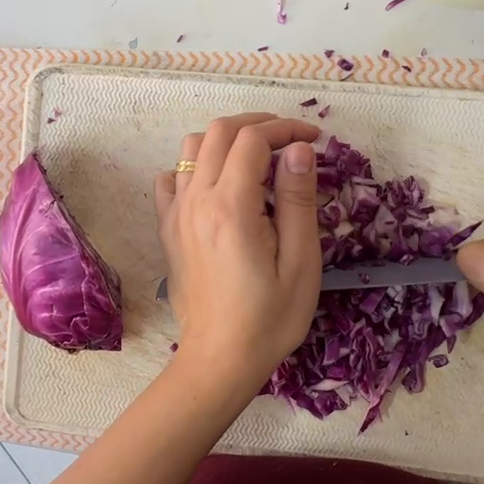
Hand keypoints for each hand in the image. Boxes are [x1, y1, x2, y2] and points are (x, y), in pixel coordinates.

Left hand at [154, 114, 321, 393]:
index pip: (253, 139)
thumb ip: (298, 200)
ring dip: (226, 139)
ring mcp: (176, 213)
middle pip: (219, 132)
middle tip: (291, 140)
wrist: (220, 359)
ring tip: (259, 156)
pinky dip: (194, 165)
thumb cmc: (270, 318)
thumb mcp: (301, 262)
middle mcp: (196, 200)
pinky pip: (171, 177)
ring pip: (191, 146)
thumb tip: (299, 149)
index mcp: (231, 207)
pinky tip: (218, 184)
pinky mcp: (168, 228)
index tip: (314, 139)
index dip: (286, 129)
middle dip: (258, 124)